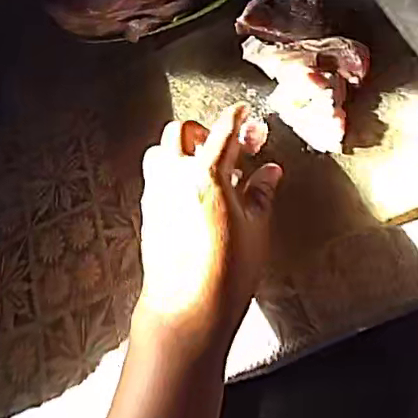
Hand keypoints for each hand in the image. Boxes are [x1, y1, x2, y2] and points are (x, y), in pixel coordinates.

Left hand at [132, 104, 284, 355]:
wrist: (186, 306)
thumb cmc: (225, 271)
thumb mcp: (256, 228)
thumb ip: (261, 192)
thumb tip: (269, 171)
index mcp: (206, 174)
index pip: (222, 132)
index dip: (235, 117)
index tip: (241, 111)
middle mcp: (175, 174)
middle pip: (181, 130)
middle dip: (204, 130)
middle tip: (227, 146)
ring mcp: (157, 189)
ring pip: (161, 149)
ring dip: (181, 148)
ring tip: (206, 167)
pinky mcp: (148, 206)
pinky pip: (156, 174)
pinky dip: (172, 170)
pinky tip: (190, 190)